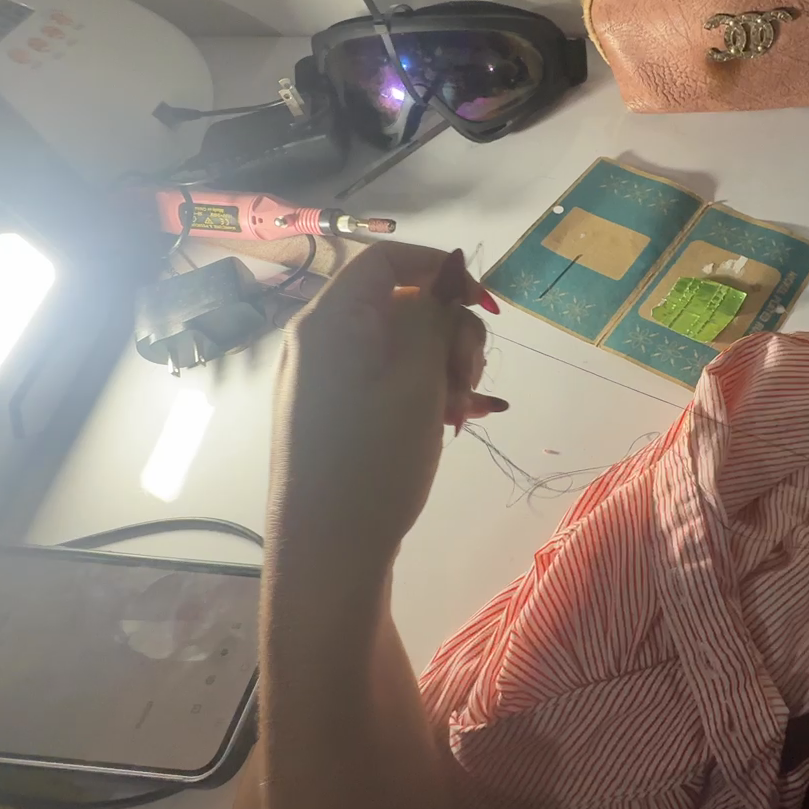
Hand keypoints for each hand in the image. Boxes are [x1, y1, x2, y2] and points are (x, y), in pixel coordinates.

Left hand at [268, 244, 505, 558]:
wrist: (330, 549)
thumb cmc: (374, 459)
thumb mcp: (417, 380)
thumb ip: (433, 314)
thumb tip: (451, 263)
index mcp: (332, 321)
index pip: (387, 259)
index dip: (439, 269)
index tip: (482, 305)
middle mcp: (326, 339)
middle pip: (405, 301)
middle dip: (451, 331)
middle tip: (469, 376)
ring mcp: (335, 374)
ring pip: (409, 341)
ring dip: (448, 364)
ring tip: (461, 410)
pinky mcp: (346, 405)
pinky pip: (397, 375)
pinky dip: (430, 387)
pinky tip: (454, 418)